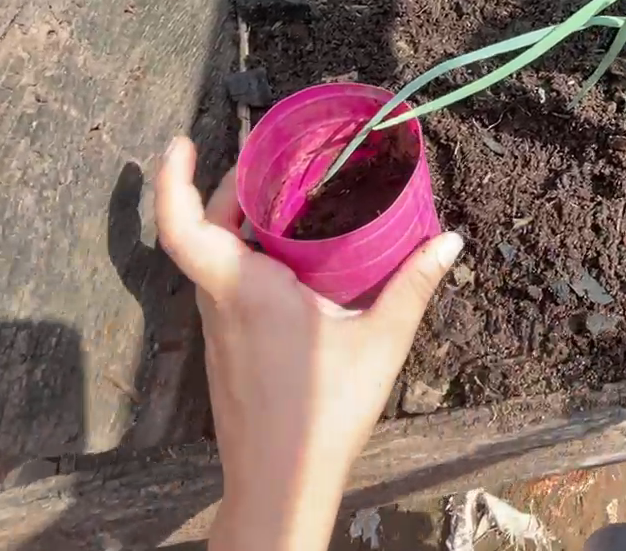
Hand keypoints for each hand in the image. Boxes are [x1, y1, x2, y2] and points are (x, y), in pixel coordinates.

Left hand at [154, 137, 460, 550]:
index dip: (174, 182)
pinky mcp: (228, 344)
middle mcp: (222, 303)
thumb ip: (415, 284)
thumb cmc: (326, 411)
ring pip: (212, 255)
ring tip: (285, 192)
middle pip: (202, 230)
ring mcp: (219, 326)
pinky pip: (224, 279)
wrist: (281, 484)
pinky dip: (245, 249)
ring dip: (236, 217)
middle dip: (228, 185)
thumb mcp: (381, 340)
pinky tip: (290, 253)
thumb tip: (451, 239)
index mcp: (247, 292)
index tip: (180, 142)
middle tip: (271, 155)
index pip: (185, 230)